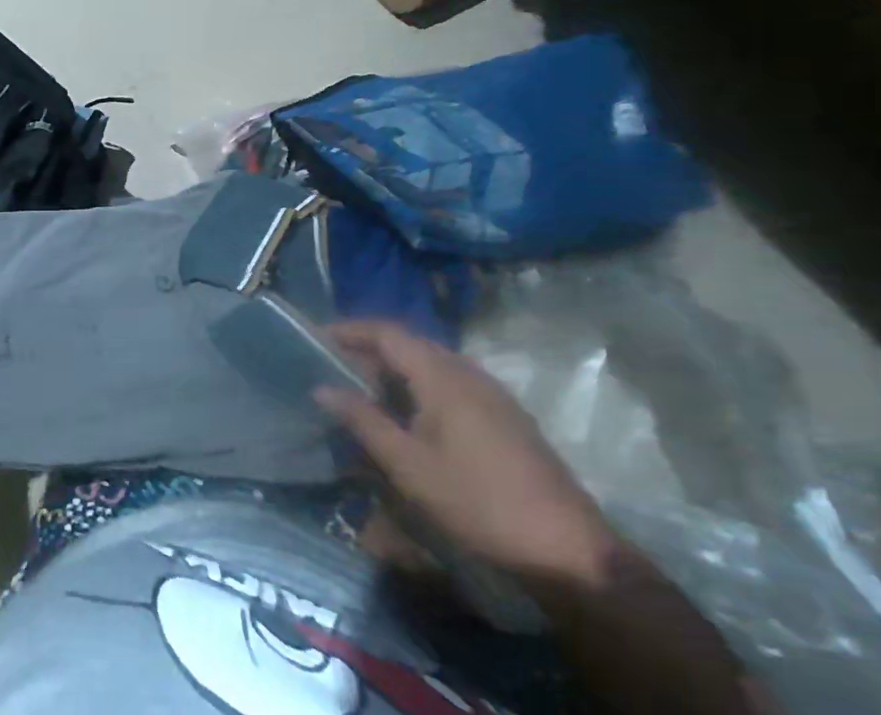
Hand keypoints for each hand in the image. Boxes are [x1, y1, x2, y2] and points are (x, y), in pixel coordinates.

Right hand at [315, 320, 620, 585]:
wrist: (568, 551)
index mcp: (444, 377)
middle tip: (328, 363)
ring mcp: (492, 395)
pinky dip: (415, 384)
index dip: (348, 329)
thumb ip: (362, 420)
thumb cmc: (477, 501)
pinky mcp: (504, 417)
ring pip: (430, 364)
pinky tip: (402, 413)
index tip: (313, 337)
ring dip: (391, 367)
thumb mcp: (407, 464)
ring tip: (357, 387)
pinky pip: (448, 383)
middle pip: (409, 344)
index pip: (387, 333)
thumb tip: (321, 388)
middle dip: (366, 347)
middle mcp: (469, 374)